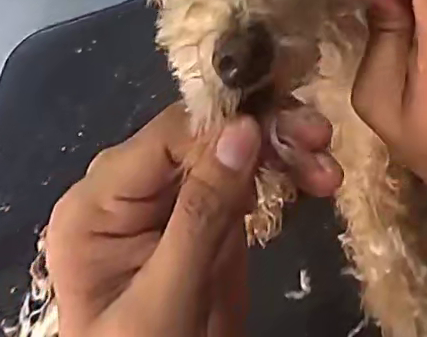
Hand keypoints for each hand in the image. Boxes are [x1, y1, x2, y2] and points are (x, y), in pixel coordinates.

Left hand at [45, 102, 339, 336]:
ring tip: (327, 169)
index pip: (171, 135)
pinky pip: (245, 176)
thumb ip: (201, 213)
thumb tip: (243, 127)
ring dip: (285, 150)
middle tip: (322, 139)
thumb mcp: (166, 300)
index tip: (293, 128)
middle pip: (208, 134)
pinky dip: (282, 174)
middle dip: (269, 133)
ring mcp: (170, 198)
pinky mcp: (203, 213)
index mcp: (98, 200)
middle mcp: (132, 185)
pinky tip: (315, 181)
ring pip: (233, 147)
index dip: (233, 125)